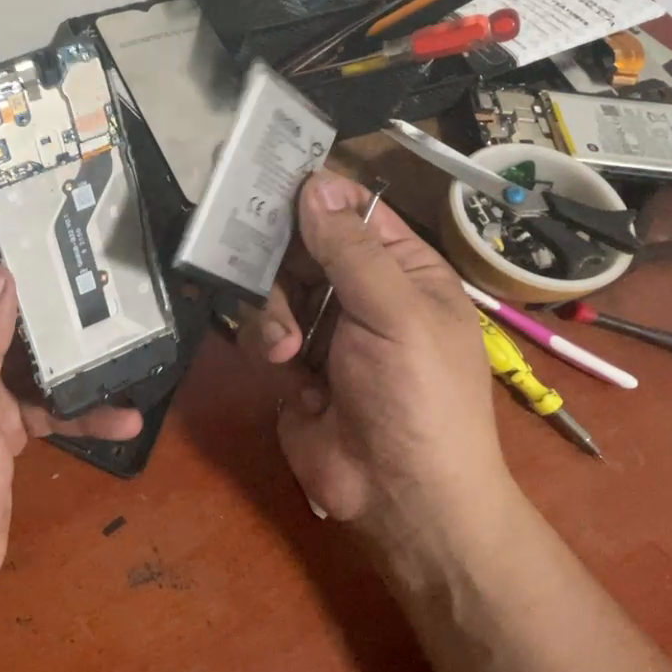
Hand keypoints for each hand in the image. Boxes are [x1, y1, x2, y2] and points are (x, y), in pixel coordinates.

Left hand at [0, 240, 141, 613]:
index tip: (42, 223)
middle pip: (1, 318)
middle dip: (46, 301)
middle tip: (99, 272)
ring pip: (30, 362)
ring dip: (70, 356)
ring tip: (124, 335)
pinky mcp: (3, 429)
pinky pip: (45, 408)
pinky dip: (78, 410)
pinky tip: (122, 416)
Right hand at [276, 170, 509, 533]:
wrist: (398, 494)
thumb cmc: (418, 396)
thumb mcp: (395, 313)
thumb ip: (350, 249)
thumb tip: (316, 182)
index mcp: (401, 269)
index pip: (350, 211)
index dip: (310, 194)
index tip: (259, 177)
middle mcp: (358, 292)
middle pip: (298, 248)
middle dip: (277, 264)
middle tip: (253, 267)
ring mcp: (321, 330)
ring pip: (270, 291)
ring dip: (271, 315)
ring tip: (285, 350)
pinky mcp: (289, 366)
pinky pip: (259, 334)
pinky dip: (265, 349)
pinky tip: (285, 373)